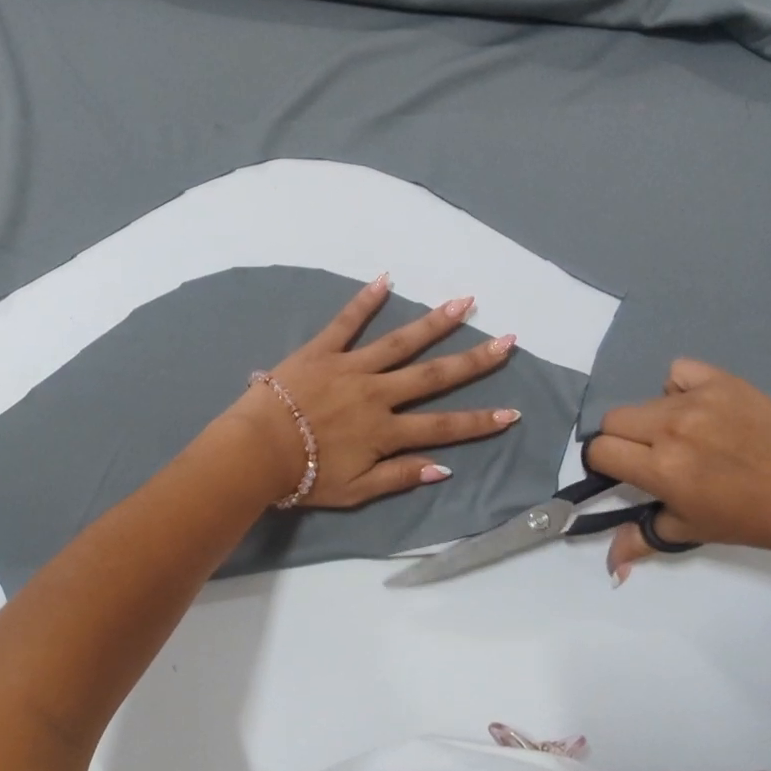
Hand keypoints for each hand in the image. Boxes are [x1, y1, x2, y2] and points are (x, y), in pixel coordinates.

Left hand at [222, 274, 521, 508]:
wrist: (257, 450)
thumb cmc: (303, 477)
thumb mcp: (355, 491)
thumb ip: (399, 476)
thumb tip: (443, 466)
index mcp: (385, 431)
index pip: (442, 426)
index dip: (479, 422)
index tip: (512, 412)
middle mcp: (377, 394)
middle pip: (433, 376)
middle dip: (473, 360)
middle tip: (506, 340)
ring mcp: (350, 368)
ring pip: (400, 342)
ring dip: (434, 323)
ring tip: (464, 302)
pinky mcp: (321, 351)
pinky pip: (346, 323)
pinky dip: (364, 301)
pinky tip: (385, 279)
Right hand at [586, 359, 770, 580]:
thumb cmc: (748, 519)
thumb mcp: (688, 532)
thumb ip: (640, 540)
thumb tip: (611, 567)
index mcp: (661, 468)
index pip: (600, 450)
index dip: (605, 463)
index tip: (625, 472)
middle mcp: (672, 429)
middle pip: (614, 419)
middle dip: (623, 439)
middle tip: (651, 455)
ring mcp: (698, 402)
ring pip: (646, 401)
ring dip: (654, 419)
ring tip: (686, 437)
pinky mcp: (723, 383)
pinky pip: (679, 372)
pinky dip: (679, 387)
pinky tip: (697, 408)